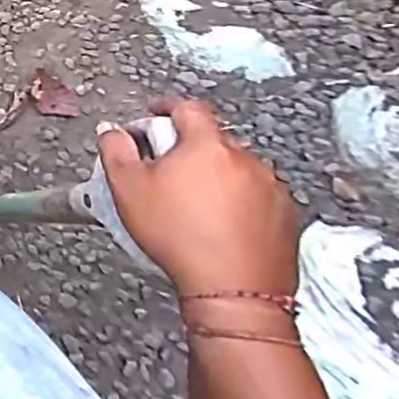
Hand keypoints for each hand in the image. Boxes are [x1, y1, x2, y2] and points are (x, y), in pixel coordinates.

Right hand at [97, 98, 300, 296]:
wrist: (233, 292)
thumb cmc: (177, 234)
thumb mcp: (127, 186)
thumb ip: (115, 148)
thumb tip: (111, 130)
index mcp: (206, 146)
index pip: (188, 108)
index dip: (166, 107)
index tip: (153, 116)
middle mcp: (245, 160)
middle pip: (212, 137)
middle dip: (187, 144)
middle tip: (164, 165)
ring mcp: (272, 189)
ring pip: (236, 166)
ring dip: (214, 171)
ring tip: (192, 198)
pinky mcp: (287, 217)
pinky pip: (256, 193)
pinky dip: (237, 196)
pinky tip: (218, 219)